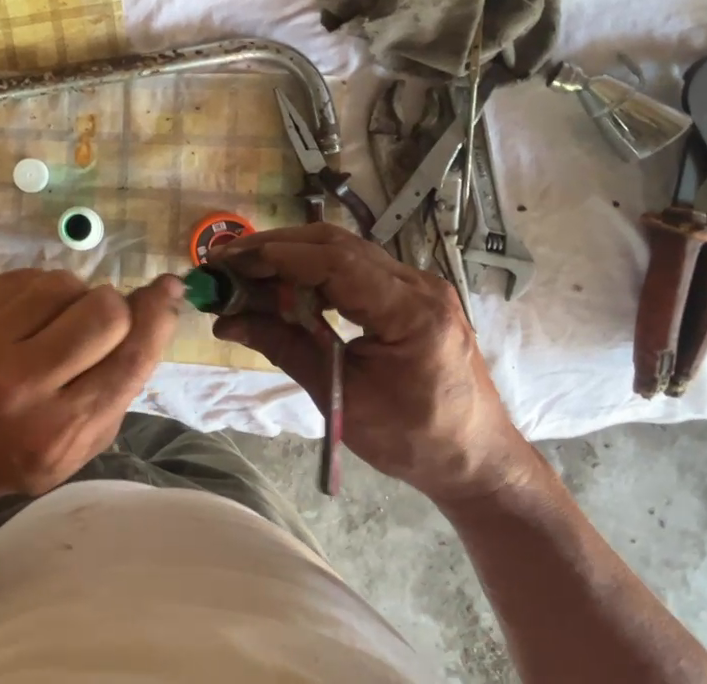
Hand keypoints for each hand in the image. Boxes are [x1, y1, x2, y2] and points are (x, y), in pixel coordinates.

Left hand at [0, 270, 181, 510]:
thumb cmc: (17, 454)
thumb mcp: (79, 443)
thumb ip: (120, 384)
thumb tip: (158, 307)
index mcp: (56, 428)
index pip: (128, 357)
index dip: (157, 317)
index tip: (169, 289)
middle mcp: (18, 383)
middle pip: (102, 311)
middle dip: (112, 311)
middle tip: (96, 327)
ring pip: (64, 284)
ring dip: (73, 299)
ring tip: (55, 326)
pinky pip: (27, 276)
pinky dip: (40, 292)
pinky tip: (27, 318)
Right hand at [210, 224, 537, 502]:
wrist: (479, 461)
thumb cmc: (414, 440)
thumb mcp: (341, 398)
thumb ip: (285, 348)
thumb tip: (226, 320)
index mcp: (411, 313)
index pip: (334, 263)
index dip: (276, 257)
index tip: (230, 263)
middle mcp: (419, 286)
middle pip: (336, 244)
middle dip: (275, 248)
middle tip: (227, 261)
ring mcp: (419, 286)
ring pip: (344, 250)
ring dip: (291, 256)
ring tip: (245, 270)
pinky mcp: (412, 295)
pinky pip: (355, 267)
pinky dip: (313, 270)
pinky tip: (284, 286)